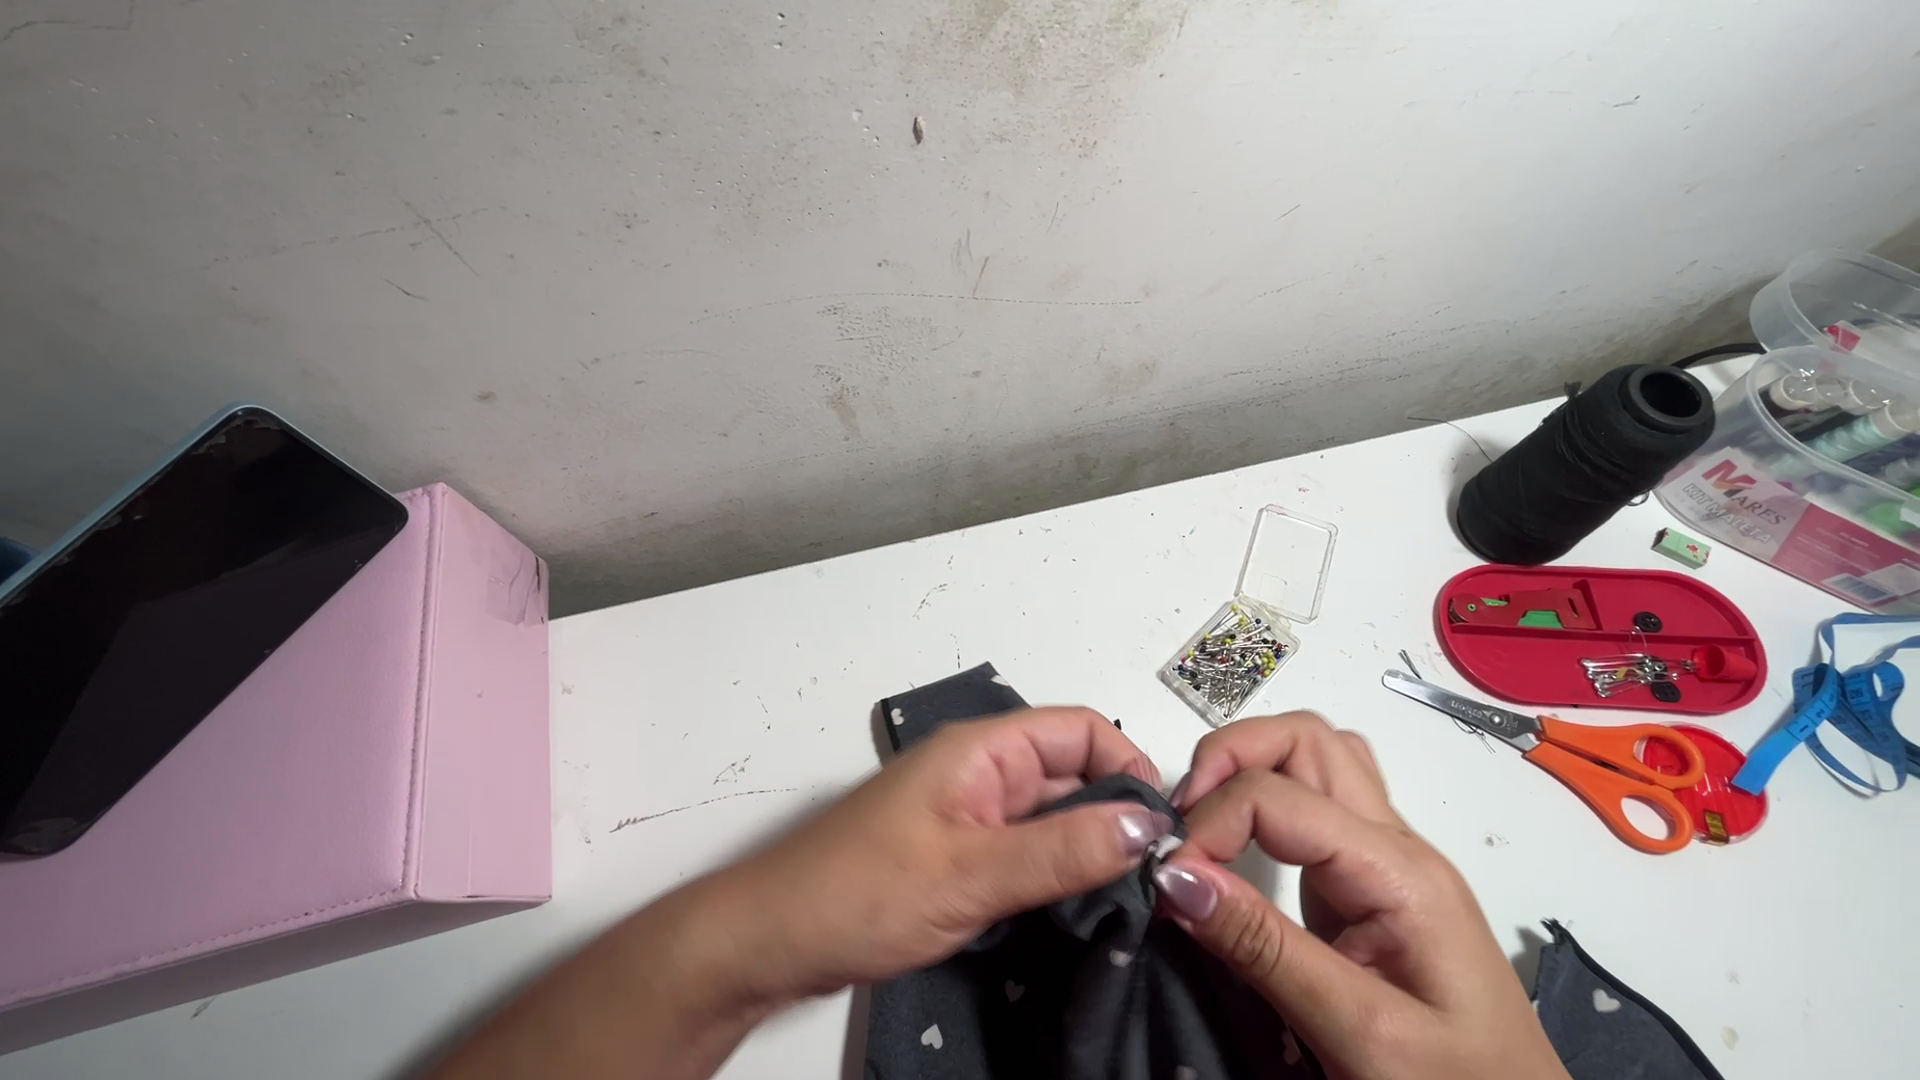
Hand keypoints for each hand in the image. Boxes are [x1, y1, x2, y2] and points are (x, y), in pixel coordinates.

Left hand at [706, 705, 1170, 1003]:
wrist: (774, 941)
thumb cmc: (856, 892)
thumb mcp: (970, 872)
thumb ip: (1060, 850)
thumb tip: (1146, 824)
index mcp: (980, 750)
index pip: (1077, 730)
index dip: (1127, 764)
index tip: (1165, 823)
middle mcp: (980, 773)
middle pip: (1071, 773)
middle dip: (1117, 812)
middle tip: (1160, 871)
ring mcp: (971, 816)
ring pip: (1052, 817)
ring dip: (1090, 848)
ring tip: (1133, 895)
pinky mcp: (961, 856)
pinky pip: (1027, 851)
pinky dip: (1058, 873)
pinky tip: (1082, 908)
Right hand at [1151, 712, 1569, 1079]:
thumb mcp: (1360, 1033)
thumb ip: (1263, 947)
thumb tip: (1174, 874)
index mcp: (1398, 872)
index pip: (1278, 796)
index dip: (1210, 822)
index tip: (1169, 878)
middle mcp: (1395, 843)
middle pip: (1306, 738)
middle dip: (1228, 757)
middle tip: (1181, 821)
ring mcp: (1385, 855)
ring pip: (1314, 753)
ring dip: (1249, 765)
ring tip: (1204, 820)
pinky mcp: (1368, 876)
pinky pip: (1316, 797)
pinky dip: (1267, 792)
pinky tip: (1242, 837)